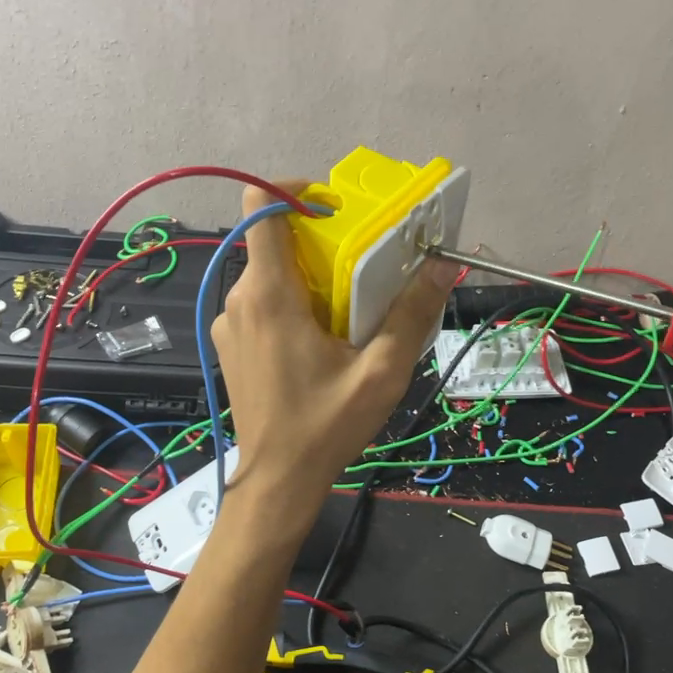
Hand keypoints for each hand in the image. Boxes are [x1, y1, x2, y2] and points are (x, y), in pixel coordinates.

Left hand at [212, 182, 456, 529]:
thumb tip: (441, 264)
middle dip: (322, 247)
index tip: (335, 209)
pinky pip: (263, 307)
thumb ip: (412, 314)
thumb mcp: (381, 374)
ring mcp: (231, 326)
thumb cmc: (325, 428)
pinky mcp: (233, 348)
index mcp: (269, 294)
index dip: (295, 191)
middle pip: (276, 244)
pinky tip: (321, 347)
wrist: (278, 481)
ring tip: (349, 318)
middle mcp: (239, 300)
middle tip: (365, 274)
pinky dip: (293, 309)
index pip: (260, 205)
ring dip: (310, 282)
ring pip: (271, 278)